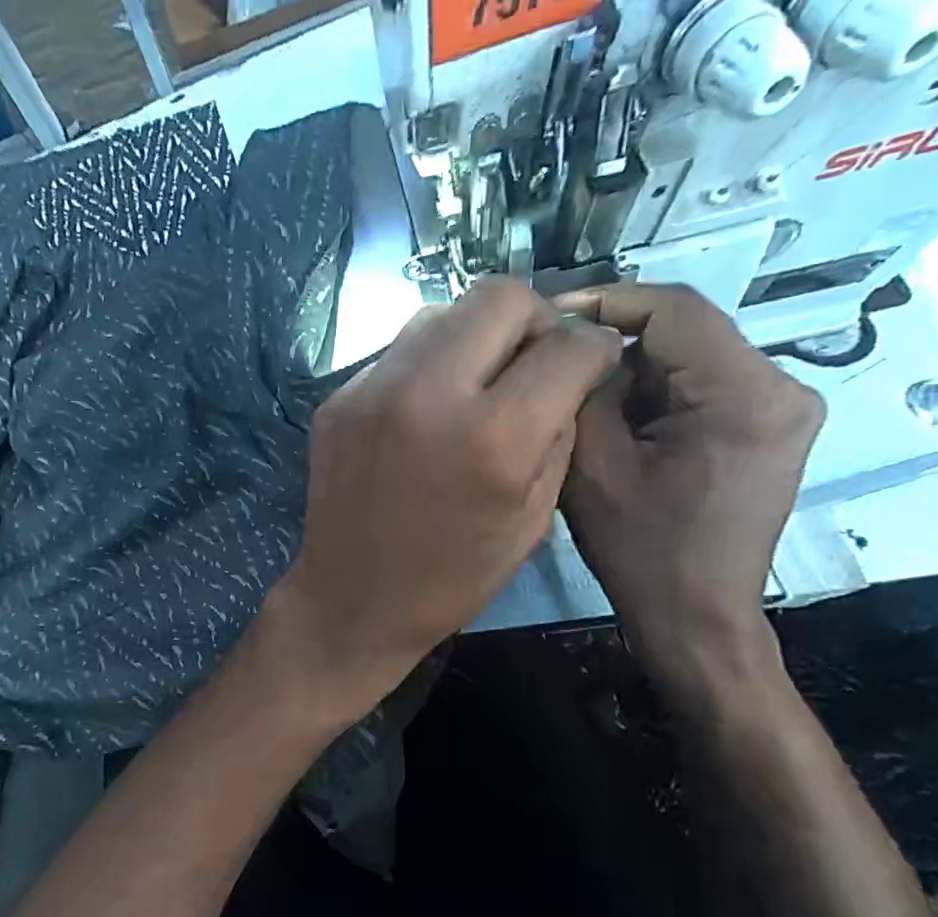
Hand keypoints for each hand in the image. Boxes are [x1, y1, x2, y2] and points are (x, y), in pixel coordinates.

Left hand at [274, 279, 622, 710]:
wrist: (354, 601)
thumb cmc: (455, 577)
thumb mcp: (534, 518)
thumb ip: (560, 433)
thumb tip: (571, 375)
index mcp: (494, 438)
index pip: (567, 347)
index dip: (596, 347)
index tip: (596, 359)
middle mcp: (432, 392)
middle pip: (502, 295)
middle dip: (538, 318)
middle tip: (539, 356)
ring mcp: (375, 386)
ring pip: (446, 310)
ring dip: (480, 333)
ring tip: (484, 378)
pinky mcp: (341, 393)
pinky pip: (402, 347)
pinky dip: (433, 361)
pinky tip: (435, 403)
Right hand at [558, 284, 824, 659]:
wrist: (698, 622)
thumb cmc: (643, 554)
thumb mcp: (594, 465)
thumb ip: (585, 386)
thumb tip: (578, 340)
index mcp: (746, 394)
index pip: (674, 308)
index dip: (607, 302)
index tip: (552, 315)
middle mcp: (785, 388)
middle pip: (690, 331)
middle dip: (622, 345)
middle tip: (565, 365)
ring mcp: (789, 409)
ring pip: (699, 357)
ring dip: (643, 372)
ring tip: (593, 401)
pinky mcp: (778, 429)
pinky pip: (713, 385)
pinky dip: (667, 394)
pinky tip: (633, 424)